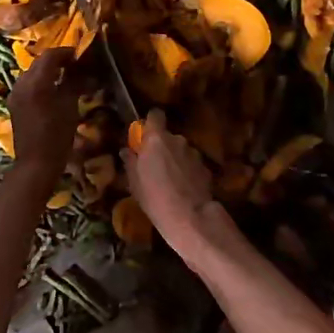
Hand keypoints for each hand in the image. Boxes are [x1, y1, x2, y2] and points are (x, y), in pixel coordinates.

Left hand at [7, 48, 80, 170]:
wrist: (36, 163)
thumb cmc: (57, 136)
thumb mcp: (69, 107)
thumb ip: (74, 84)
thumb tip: (83, 71)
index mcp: (36, 82)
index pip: (50, 56)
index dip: (66, 53)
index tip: (81, 55)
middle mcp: (21, 83)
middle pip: (39, 62)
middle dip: (57, 61)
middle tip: (76, 65)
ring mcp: (15, 93)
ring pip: (32, 72)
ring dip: (48, 70)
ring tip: (66, 77)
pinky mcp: (14, 103)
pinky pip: (27, 84)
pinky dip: (40, 82)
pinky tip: (53, 90)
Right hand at [124, 110, 240, 264]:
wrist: (190, 217)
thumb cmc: (155, 198)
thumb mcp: (134, 182)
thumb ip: (131, 162)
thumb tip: (127, 150)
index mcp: (157, 139)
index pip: (155, 115)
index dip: (150, 123)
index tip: (145, 136)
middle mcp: (178, 140)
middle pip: (168, 137)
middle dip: (162, 147)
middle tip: (154, 165)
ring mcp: (194, 153)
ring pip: (181, 151)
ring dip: (175, 160)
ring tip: (170, 180)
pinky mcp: (206, 168)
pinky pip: (191, 164)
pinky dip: (187, 171)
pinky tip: (183, 188)